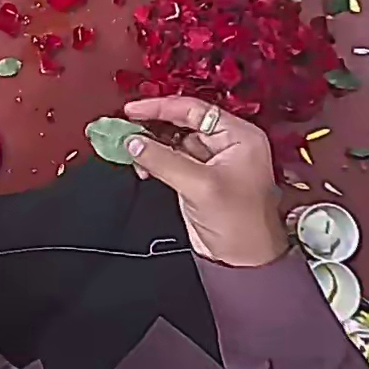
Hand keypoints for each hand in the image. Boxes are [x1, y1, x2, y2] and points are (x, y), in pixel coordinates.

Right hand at [122, 97, 287, 267]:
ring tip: (128, 148)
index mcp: (238, 136)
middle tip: (124, 126)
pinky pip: (168, 158)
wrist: (244, 261)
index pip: (194, 110)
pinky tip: (140, 165)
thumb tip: (132, 141)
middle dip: (152, 125)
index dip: (160, 107)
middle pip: (181, 122)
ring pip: (171, 140)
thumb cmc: (239, 222)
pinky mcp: (196, 176)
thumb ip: (163, 160)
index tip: (132, 109)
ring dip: (149, 143)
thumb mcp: (200, 186)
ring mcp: (210, 160)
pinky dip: (152, 159)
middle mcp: (225, 143)